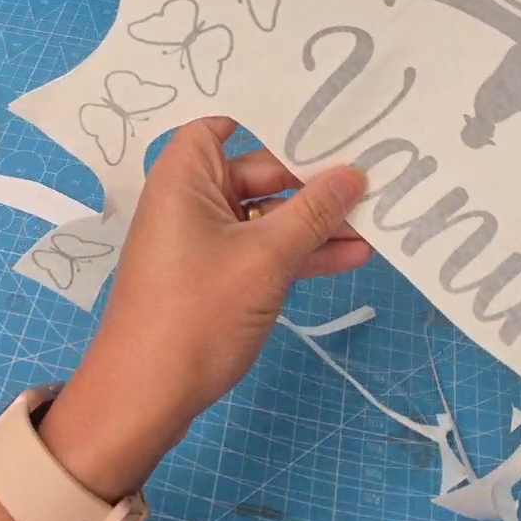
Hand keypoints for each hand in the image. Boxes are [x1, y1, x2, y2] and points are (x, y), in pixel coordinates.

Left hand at [38, 117, 368, 498]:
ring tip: (374, 222)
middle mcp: (190, 200)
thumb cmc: (198, 311)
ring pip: (265, 217)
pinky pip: (261, 250)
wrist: (145, 398)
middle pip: (257, 174)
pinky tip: (351, 256)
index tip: (321, 125)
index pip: (222, 126)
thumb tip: (354, 175)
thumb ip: (313, 213)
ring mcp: (203, 240)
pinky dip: (297, 253)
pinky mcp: (214, 275)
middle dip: (311, 182)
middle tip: (370, 177)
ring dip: (313, 223)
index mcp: (185, 177)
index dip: (266, 123)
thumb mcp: (265, 258)